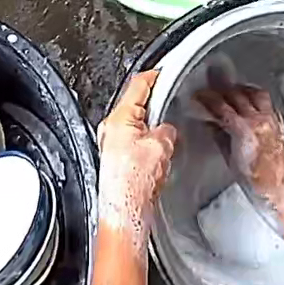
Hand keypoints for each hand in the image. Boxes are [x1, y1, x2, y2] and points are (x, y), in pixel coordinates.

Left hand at [97, 71, 177, 243]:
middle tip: (172, 104)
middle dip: (156, 105)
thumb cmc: (134, 183)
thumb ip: (166, 128)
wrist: (125, 214)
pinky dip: (148, 142)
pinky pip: (135, 140)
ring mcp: (112, 143)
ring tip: (166, 139)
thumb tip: (167, 129)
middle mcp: (111, 128)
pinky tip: (159, 156)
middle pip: (137, 103)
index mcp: (119, 118)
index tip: (166, 70)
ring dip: (153, 126)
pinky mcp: (116, 158)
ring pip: (137, 123)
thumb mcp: (161, 146)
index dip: (156, 75)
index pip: (138, 84)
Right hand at [196, 84, 283, 214]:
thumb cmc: (258, 183)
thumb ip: (221, 138)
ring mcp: (271, 121)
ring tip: (233, 90)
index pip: (221, 107)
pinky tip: (253, 100)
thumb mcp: (232, 161)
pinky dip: (257, 97)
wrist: (282, 191)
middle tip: (212, 90)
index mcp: (244, 130)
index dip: (208, 99)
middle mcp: (259, 121)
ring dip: (242, 89)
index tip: (200, 96)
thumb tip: (212, 126)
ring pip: (256, 94)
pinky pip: (269, 103)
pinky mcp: (280, 125)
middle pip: (237, 95)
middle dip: (222, 91)